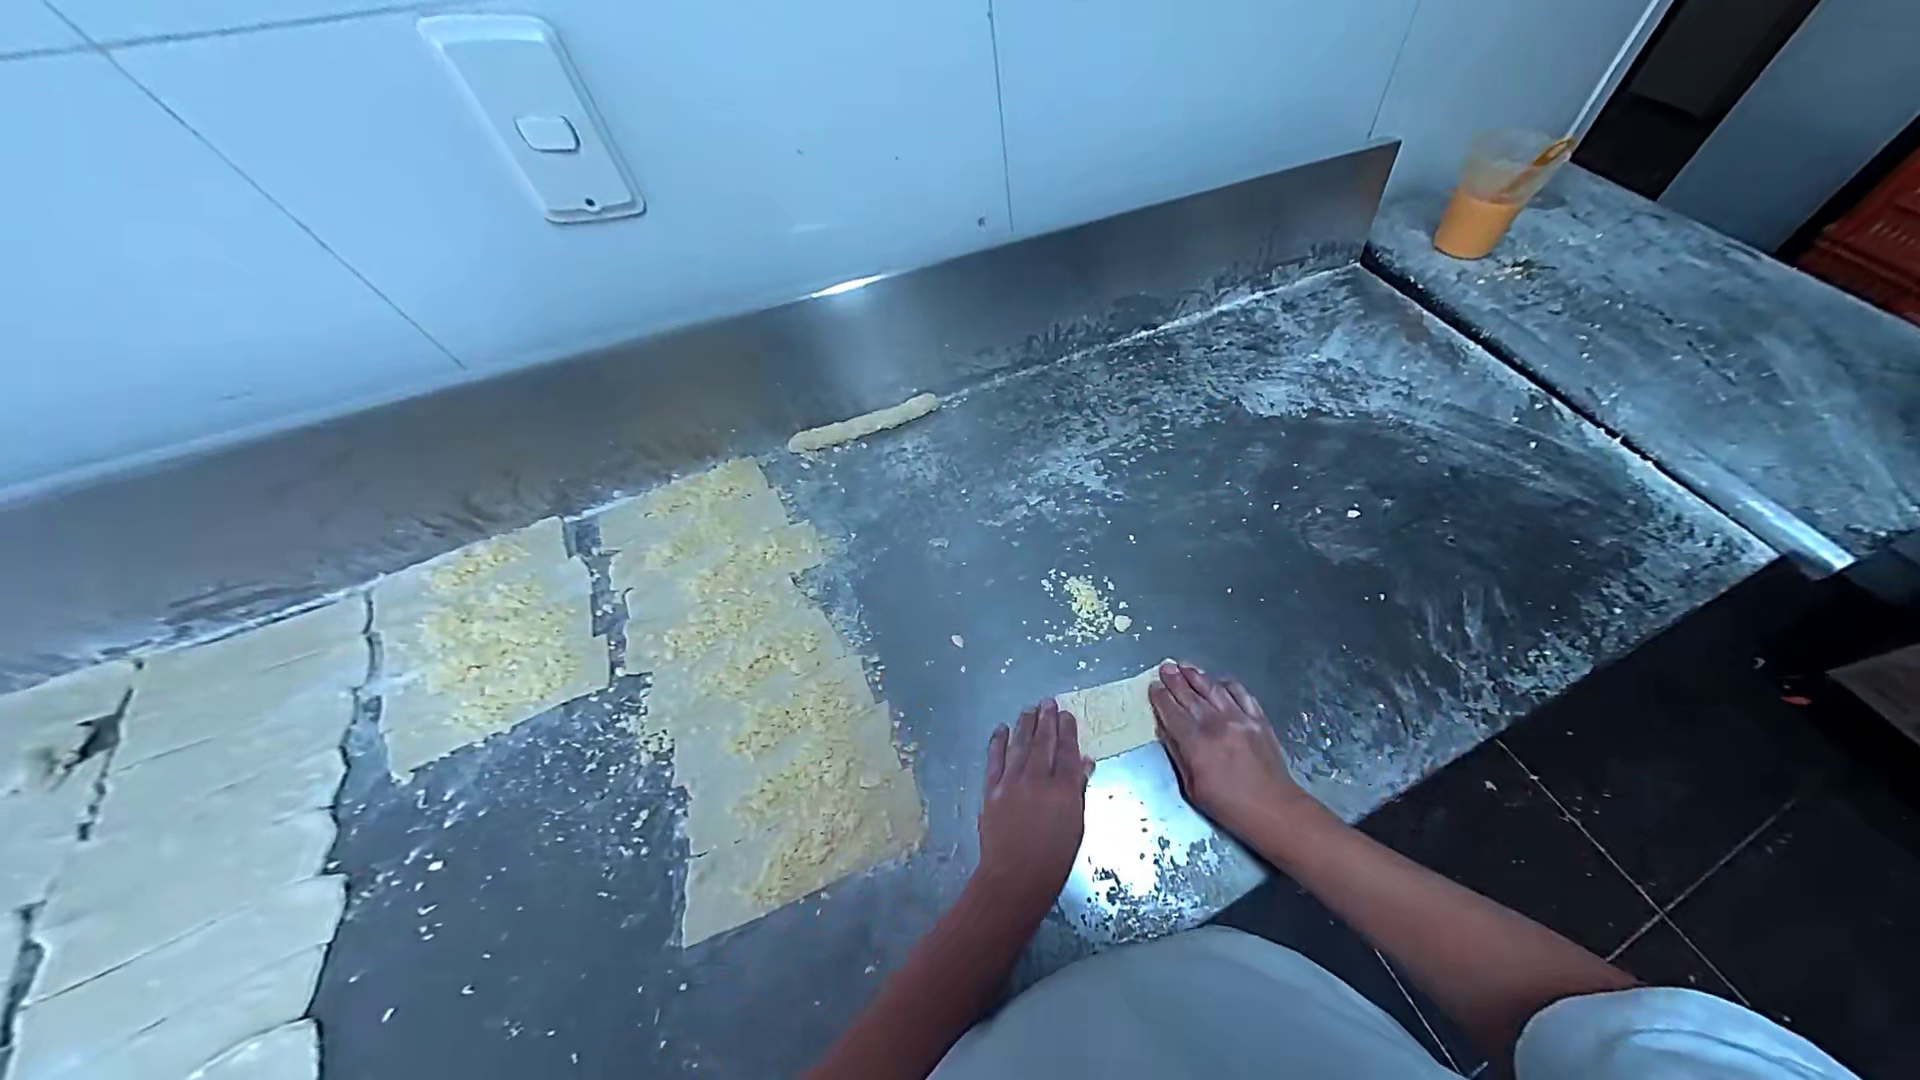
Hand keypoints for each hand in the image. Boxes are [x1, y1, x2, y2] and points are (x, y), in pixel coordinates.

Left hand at [973, 699, 1092, 912]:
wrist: (1014, 877)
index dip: (1067, 731)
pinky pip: (995, 759)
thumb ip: (1078, 789)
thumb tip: (1084, 761)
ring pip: (1020, 745)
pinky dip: (998, 742)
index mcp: (1063, 790)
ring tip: (1029, 709)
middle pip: (1043, 742)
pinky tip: (1001, 729)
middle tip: (1048, 703)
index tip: (1067, 715)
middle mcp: (1037, 780)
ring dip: (1025, 725)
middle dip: (1047, 720)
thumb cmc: (1053, 858)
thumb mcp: (1075, 824)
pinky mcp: (992, 789)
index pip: (1067, 751)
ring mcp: (1011, 782)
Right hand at [1149, 661, 1314, 836]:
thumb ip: (1178, 754)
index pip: (1172, 713)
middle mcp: (1217, 725)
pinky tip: (1218, 680)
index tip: (1153, 686)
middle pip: (1190, 696)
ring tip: (1185, 666)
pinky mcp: (1258, 719)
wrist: (1274, 810)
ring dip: (1197, 676)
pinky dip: (1227, 684)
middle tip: (1165, 667)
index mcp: (1197, 743)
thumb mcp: (1192, 787)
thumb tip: (1166, 730)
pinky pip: (1241, 694)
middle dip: (1175, 680)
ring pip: (1213, 689)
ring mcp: (1240, 719)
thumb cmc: (1229, 806)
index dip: (1161, 698)